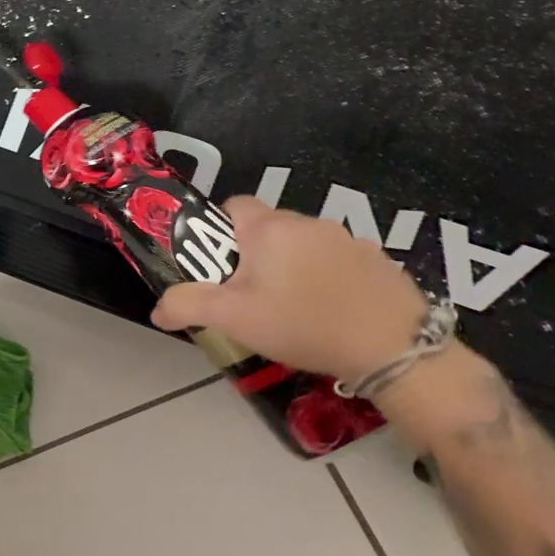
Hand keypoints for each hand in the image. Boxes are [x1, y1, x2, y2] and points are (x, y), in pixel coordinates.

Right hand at [150, 196, 428, 383]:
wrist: (395, 350)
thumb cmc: (302, 324)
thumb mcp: (233, 319)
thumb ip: (187, 305)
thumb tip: (158, 309)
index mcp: (269, 229)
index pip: (233, 205)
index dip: (218, 230)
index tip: (217, 265)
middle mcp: (309, 223)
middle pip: (267, 226)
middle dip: (253, 253)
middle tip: (246, 293)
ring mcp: (349, 240)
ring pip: (304, 244)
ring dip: (291, 265)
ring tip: (290, 306)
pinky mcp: (379, 262)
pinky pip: (338, 261)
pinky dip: (327, 278)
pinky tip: (329, 311)